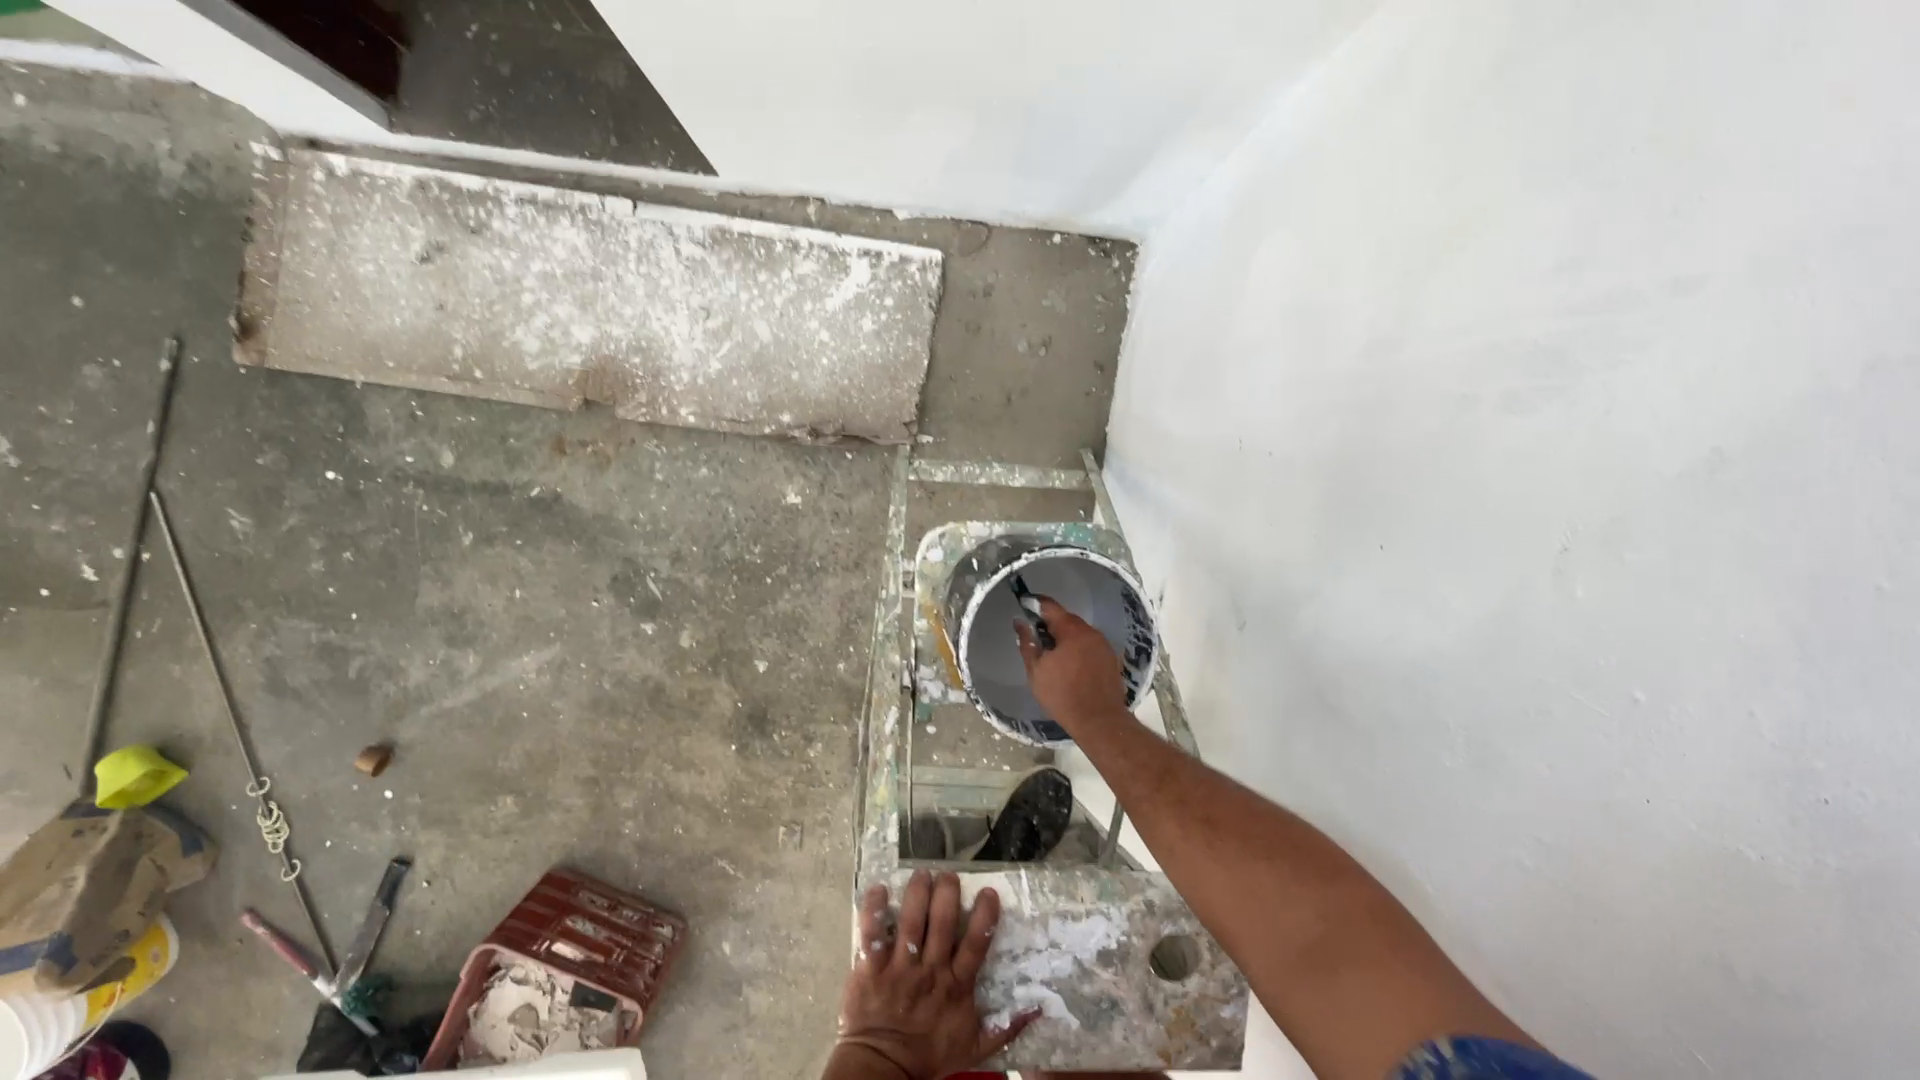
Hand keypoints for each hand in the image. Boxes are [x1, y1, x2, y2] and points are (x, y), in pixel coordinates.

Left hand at [834, 871, 1039, 1079]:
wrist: (884, 1068)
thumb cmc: (930, 1055)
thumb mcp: (975, 1047)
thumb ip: (1006, 1027)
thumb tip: (1038, 1008)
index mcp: (957, 986)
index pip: (976, 945)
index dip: (984, 917)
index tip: (989, 892)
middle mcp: (930, 971)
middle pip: (942, 925)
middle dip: (947, 894)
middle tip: (949, 875)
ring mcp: (900, 969)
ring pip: (910, 923)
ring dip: (917, 894)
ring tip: (922, 874)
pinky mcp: (871, 969)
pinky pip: (871, 935)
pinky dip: (874, 911)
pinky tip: (878, 889)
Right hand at [1015, 596, 1127, 730]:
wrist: (1099, 720)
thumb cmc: (1062, 695)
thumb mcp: (1036, 670)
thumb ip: (1028, 643)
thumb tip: (1020, 622)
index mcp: (1072, 631)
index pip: (1051, 607)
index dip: (1036, 605)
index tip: (1025, 607)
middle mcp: (1091, 632)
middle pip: (1067, 619)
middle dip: (1051, 625)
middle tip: (1038, 639)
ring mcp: (1104, 645)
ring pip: (1080, 633)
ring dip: (1066, 638)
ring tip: (1053, 656)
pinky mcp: (1111, 659)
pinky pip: (1090, 646)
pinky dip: (1079, 649)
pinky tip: (1071, 666)